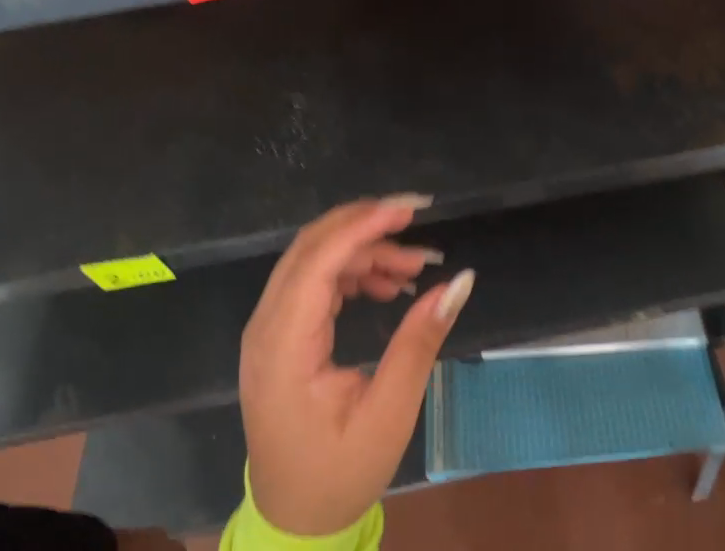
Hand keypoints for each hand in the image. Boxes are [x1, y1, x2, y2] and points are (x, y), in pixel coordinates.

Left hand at [239, 195, 474, 536]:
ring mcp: (267, 331)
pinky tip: (388, 286)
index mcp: (284, 347)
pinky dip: (350, 272)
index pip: (318, 261)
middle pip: (310, 249)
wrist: (295, 517)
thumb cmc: (341, 472)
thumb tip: (459, 281)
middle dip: (366, 226)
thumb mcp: (390, 413)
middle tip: (418, 222)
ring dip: (362, 251)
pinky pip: (312, 284)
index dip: (364, 225)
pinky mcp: (278, 337)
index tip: (411, 207)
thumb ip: (419, 341)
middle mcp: (265, 327)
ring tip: (415, 266)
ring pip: (312, 262)